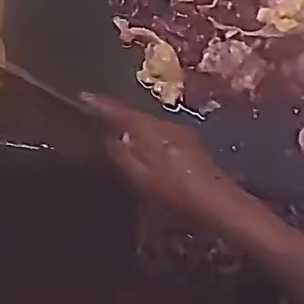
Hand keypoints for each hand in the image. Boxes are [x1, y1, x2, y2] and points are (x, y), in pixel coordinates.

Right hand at [81, 93, 235, 221]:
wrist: (220, 206)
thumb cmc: (175, 193)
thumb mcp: (139, 176)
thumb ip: (120, 153)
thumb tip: (108, 134)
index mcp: (150, 130)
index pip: (119, 111)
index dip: (100, 105)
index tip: (83, 97)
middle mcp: (166, 125)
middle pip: (135, 115)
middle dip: (117, 115)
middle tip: (97, 117)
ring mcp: (182, 135)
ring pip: (149, 125)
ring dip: (132, 127)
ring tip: (117, 134)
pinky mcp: (191, 147)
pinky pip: (159, 134)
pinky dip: (146, 136)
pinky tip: (143, 149)